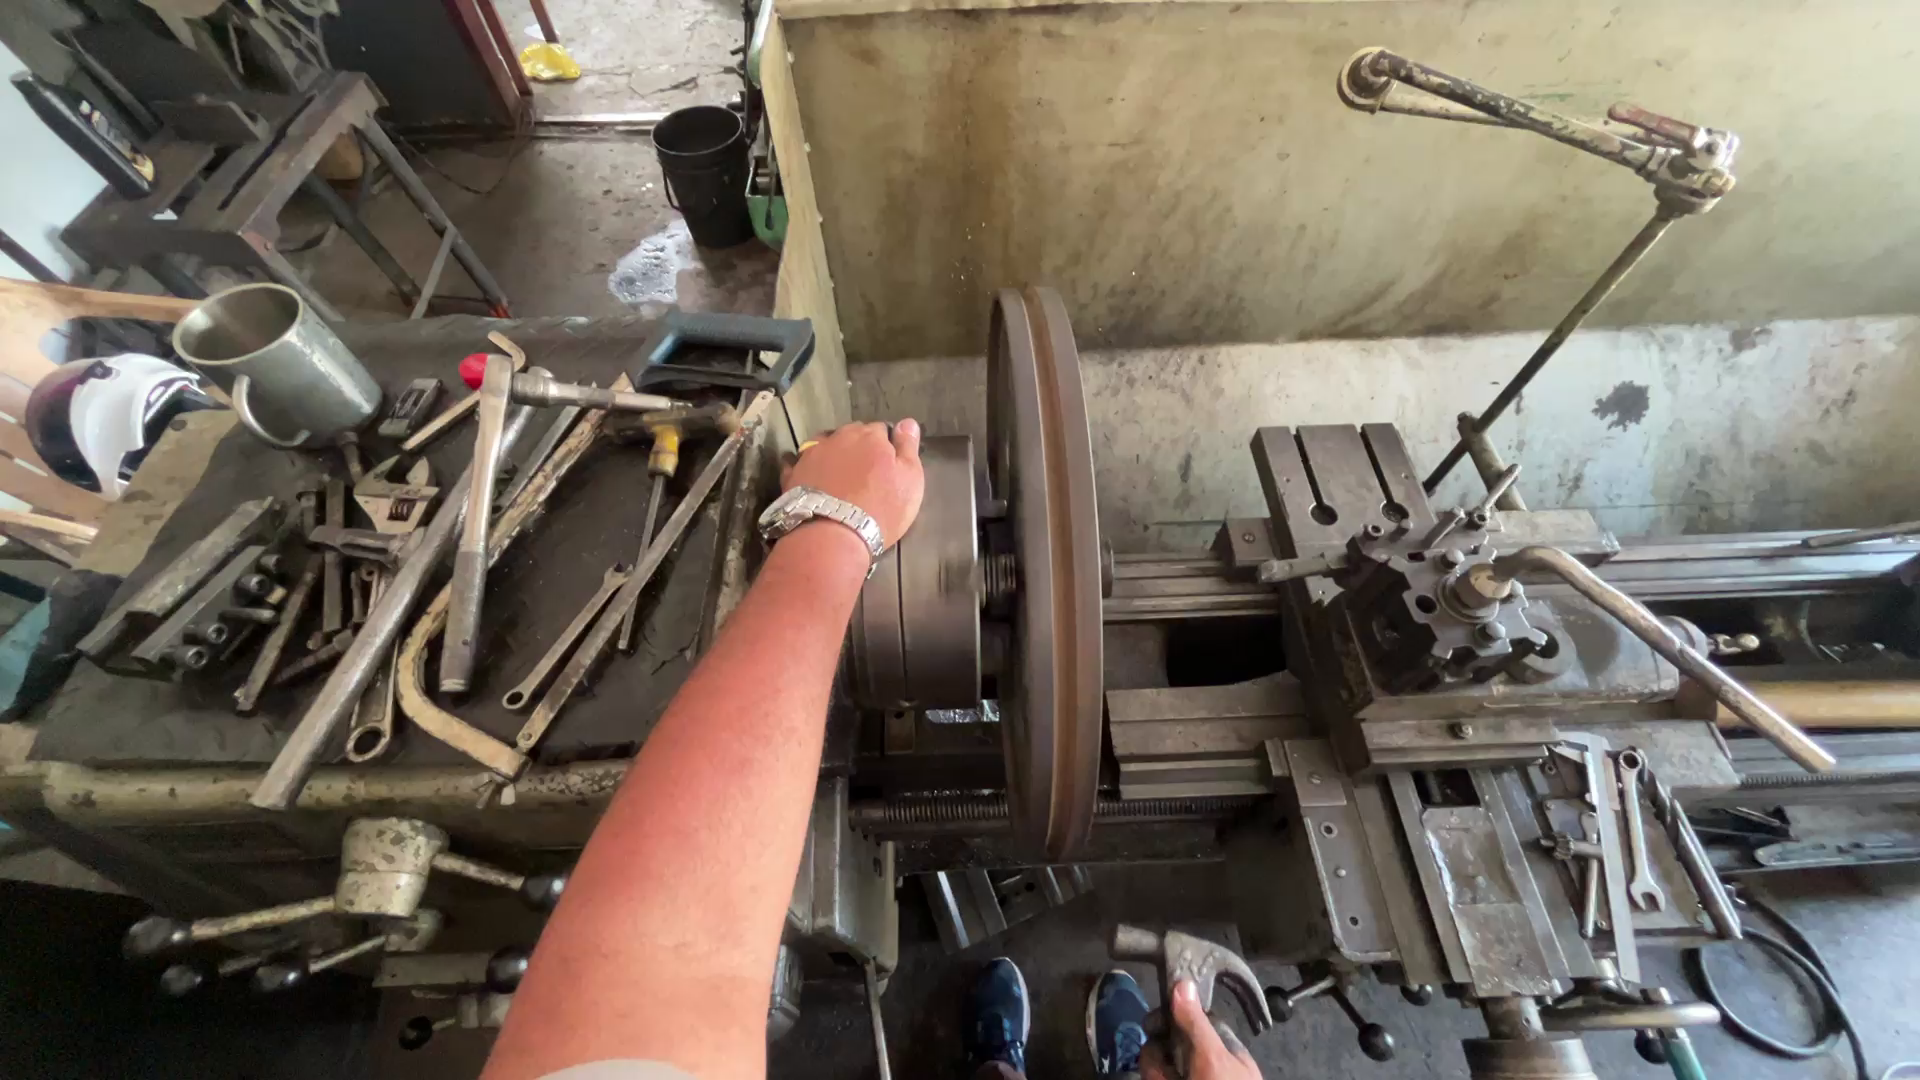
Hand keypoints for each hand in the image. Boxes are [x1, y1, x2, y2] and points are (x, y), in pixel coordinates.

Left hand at [783, 419, 923, 548]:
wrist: (833, 536)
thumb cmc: (880, 509)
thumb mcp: (910, 480)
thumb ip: (909, 447)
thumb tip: (908, 422)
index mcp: (871, 436)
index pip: (881, 430)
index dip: (886, 446)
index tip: (889, 464)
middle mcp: (839, 437)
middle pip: (852, 434)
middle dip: (860, 448)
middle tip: (866, 474)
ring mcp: (812, 454)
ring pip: (825, 444)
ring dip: (833, 453)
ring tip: (839, 474)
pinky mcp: (793, 473)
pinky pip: (797, 461)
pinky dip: (804, 465)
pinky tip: (808, 474)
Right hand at [1141, 980, 1262, 1079]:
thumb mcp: (1214, 1060)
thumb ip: (1196, 1023)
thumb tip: (1182, 981)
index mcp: (1226, 1052)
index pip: (1192, 1020)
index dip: (1172, 1018)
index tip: (1154, 1024)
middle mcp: (1206, 1065)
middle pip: (1169, 1042)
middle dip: (1159, 1055)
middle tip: (1165, 1071)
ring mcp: (1187, 1075)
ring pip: (1158, 1063)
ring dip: (1155, 1070)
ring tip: (1163, 1078)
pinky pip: (1155, 1075)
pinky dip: (1155, 1075)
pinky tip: (1156, 1077)